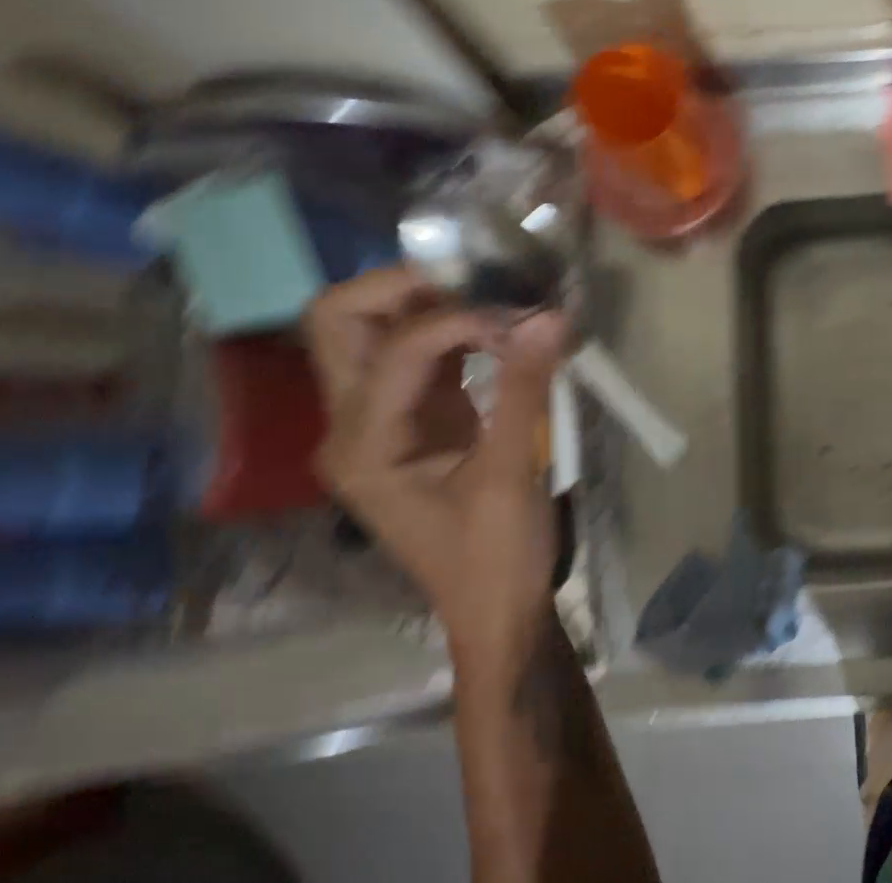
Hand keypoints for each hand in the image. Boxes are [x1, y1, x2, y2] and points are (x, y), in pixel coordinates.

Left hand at [305, 268, 569, 653]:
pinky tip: (498, 329)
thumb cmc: (495, 557)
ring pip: (372, 332)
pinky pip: (415, 356)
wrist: (496, 611)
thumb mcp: (508, 476)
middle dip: (405, 288)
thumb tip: (550, 315)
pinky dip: (452, 332)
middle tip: (478, 281)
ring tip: (495, 298)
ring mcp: (379, 422)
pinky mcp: (414, 422)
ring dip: (428, 304)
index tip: (524, 320)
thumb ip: (524, 389)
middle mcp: (351, 426)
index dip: (458, 320)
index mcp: (361, 445)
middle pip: (341, 322)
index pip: (394, 349)